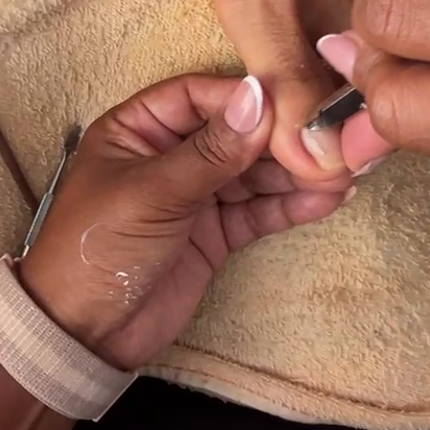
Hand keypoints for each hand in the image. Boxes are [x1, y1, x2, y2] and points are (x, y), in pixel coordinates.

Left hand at [18, 74, 351, 370]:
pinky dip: (290, 206)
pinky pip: (257, 211)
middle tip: (331, 139)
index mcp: (136, 130)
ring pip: (252, 172)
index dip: (243, 98)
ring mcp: (194, 195)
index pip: (196, 96)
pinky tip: (329, 199)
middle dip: (279, 137)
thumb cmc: (97, 247)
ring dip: (294, 172)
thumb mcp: (151, 193)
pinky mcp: (214, 233)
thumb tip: (259, 97)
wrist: (84, 333)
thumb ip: (209, 152)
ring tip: (345, 170)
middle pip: (232, 132)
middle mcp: (168, 154)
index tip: (293, 101)